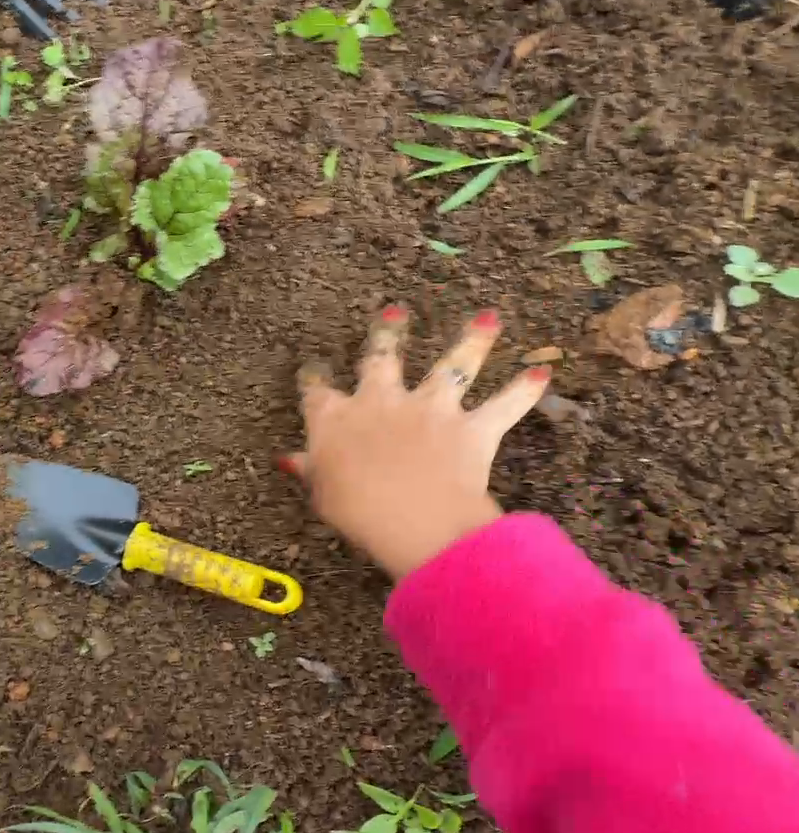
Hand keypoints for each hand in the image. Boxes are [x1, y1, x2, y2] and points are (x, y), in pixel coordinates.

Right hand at [284, 306, 548, 579]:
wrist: (416, 520)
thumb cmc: (356, 509)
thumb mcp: (322, 491)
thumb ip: (311, 469)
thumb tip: (289, 459)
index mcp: (334, 418)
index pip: (317, 391)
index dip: (312, 378)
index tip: (311, 369)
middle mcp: (380, 402)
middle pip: (381, 358)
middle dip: (386, 333)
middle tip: (395, 312)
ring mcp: (430, 411)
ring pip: (452, 367)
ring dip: (472, 340)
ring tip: (487, 319)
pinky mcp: (472, 428)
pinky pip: (504, 405)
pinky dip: (525, 390)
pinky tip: (542, 372)